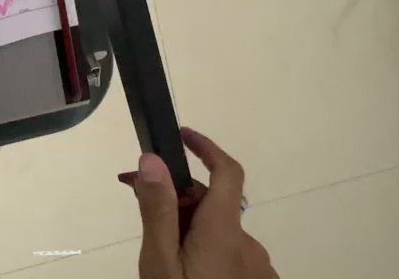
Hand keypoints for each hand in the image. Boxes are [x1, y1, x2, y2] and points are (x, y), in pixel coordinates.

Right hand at [124, 129, 278, 278]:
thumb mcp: (160, 262)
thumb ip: (158, 209)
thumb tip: (153, 157)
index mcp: (226, 232)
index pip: (228, 171)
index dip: (207, 146)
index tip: (181, 134)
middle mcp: (250, 247)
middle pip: (214, 204)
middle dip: (178, 197)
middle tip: (137, 202)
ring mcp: (260, 273)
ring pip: (221, 234)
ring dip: (191, 229)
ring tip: (158, 249)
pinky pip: (232, 259)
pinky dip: (207, 253)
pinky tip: (184, 271)